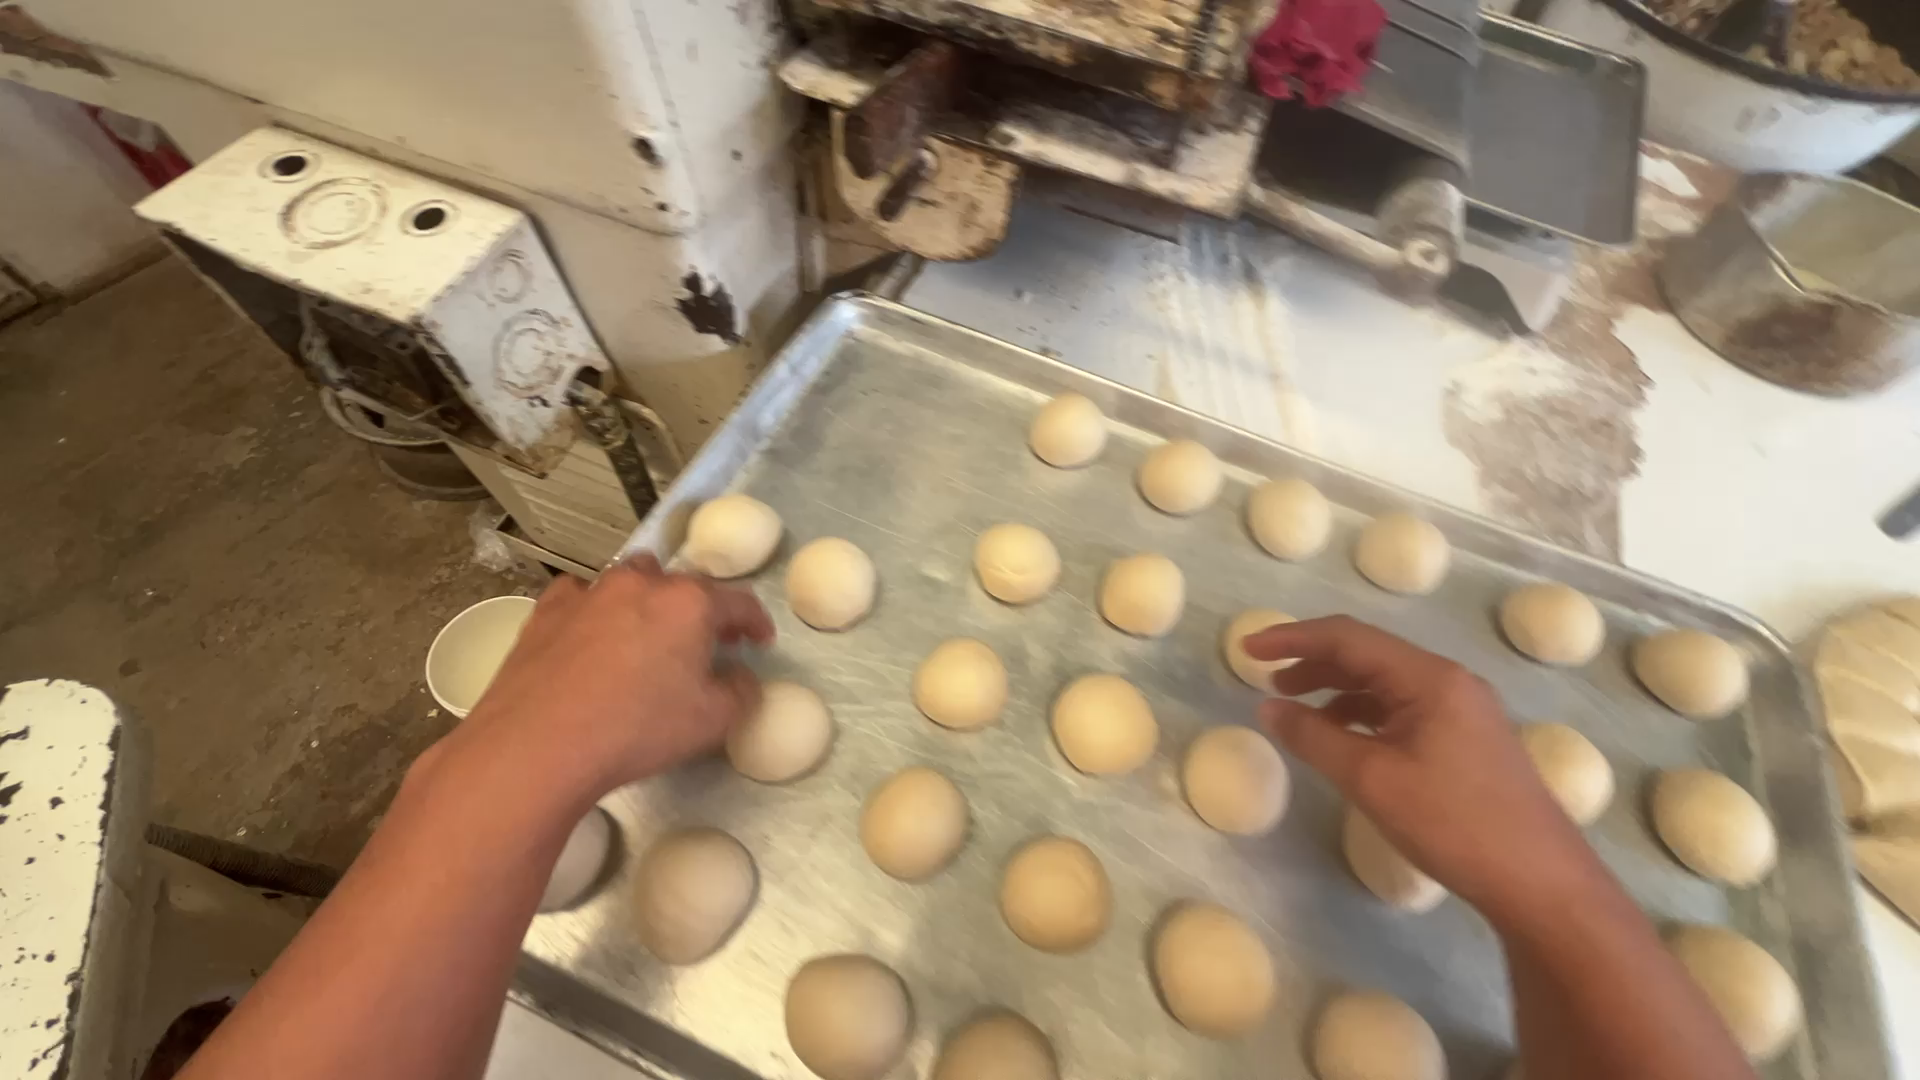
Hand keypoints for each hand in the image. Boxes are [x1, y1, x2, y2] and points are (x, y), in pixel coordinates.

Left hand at [452, 555, 773, 803]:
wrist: (536, 746)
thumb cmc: (637, 729)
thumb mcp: (714, 721)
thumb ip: (742, 691)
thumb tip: (740, 676)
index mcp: (691, 603)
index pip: (740, 601)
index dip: (756, 622)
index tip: (760, 642)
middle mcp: (644, 583)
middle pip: (685, 585)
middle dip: (702, 610)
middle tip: (704, 643)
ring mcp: (592, 592)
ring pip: (633, 578)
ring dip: (649, 599)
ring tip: (648, 632)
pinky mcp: (548, 610)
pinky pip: (581, 596)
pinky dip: (595, 609)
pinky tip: (591, 634)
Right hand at [1244, 615, 1594, 919]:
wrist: (1544, 887)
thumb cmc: (1454, 824)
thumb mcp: (1370, 779)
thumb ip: (1312, 737)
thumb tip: (1267, 708)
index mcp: (1429, 679)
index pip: (1347, 638)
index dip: (1292, 638)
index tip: (1248, 650)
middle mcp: (1447, 682)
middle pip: (1365, 653)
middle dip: (1310, 661)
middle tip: (1266, 678)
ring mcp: (1460, 709)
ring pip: (1381, 681)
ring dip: (1333, 686)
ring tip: (1293, 705)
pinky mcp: (1463, 737)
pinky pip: (1398, 706)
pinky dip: (1358, 712)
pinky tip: (1338, 735)